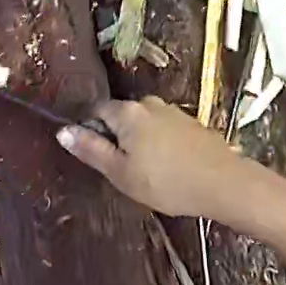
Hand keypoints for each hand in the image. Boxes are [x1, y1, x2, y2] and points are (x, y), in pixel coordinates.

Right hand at [55, 96, 265, 220]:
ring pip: (142, 124)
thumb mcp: (121, 172)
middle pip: (120, 116)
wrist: (223, 182)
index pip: (96, 111)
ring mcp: (171, 110)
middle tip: (124, 171)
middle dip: (117, 138)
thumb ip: (91, 150)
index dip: (91, 133)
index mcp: (127, 111)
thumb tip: (62, 131)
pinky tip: (168, 168)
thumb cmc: (166, 181)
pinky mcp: (189, 122)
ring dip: (139, 143)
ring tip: (149, 174)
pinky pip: (162, 129)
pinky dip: (159, 144)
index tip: (99, 159)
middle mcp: (148, 102)